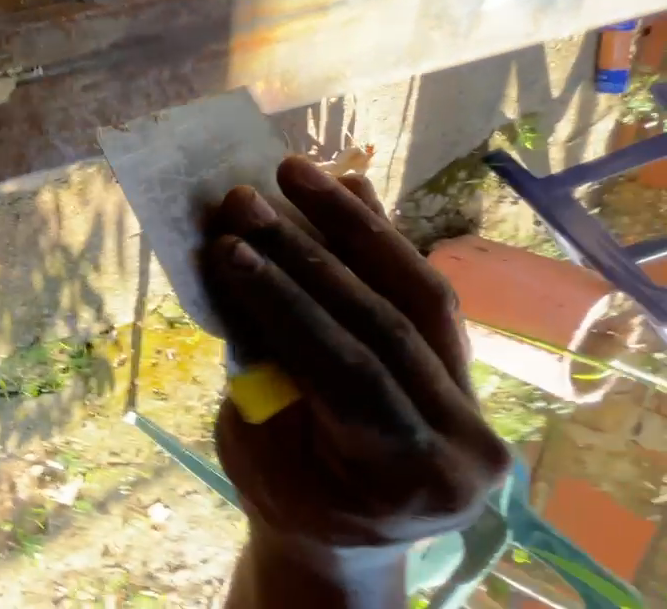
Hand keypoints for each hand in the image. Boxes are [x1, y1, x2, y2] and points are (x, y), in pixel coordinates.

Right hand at [203, 156, 509, 604]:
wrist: (344, 528)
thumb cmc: (283, 491)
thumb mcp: (253, 442)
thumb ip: (255, 362)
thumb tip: (230, 269)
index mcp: (410, 475)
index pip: (348, 367)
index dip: (283, 301)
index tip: (224, 245)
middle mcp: (467, 437)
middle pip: (389, 321)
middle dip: (306, 250)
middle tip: (243, 198)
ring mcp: (475, 399)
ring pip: (422, 295)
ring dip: (353, 225)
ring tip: (297, 171)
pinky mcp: (462, 367)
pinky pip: (424, 294)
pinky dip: (380, 239)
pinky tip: (349, 189)